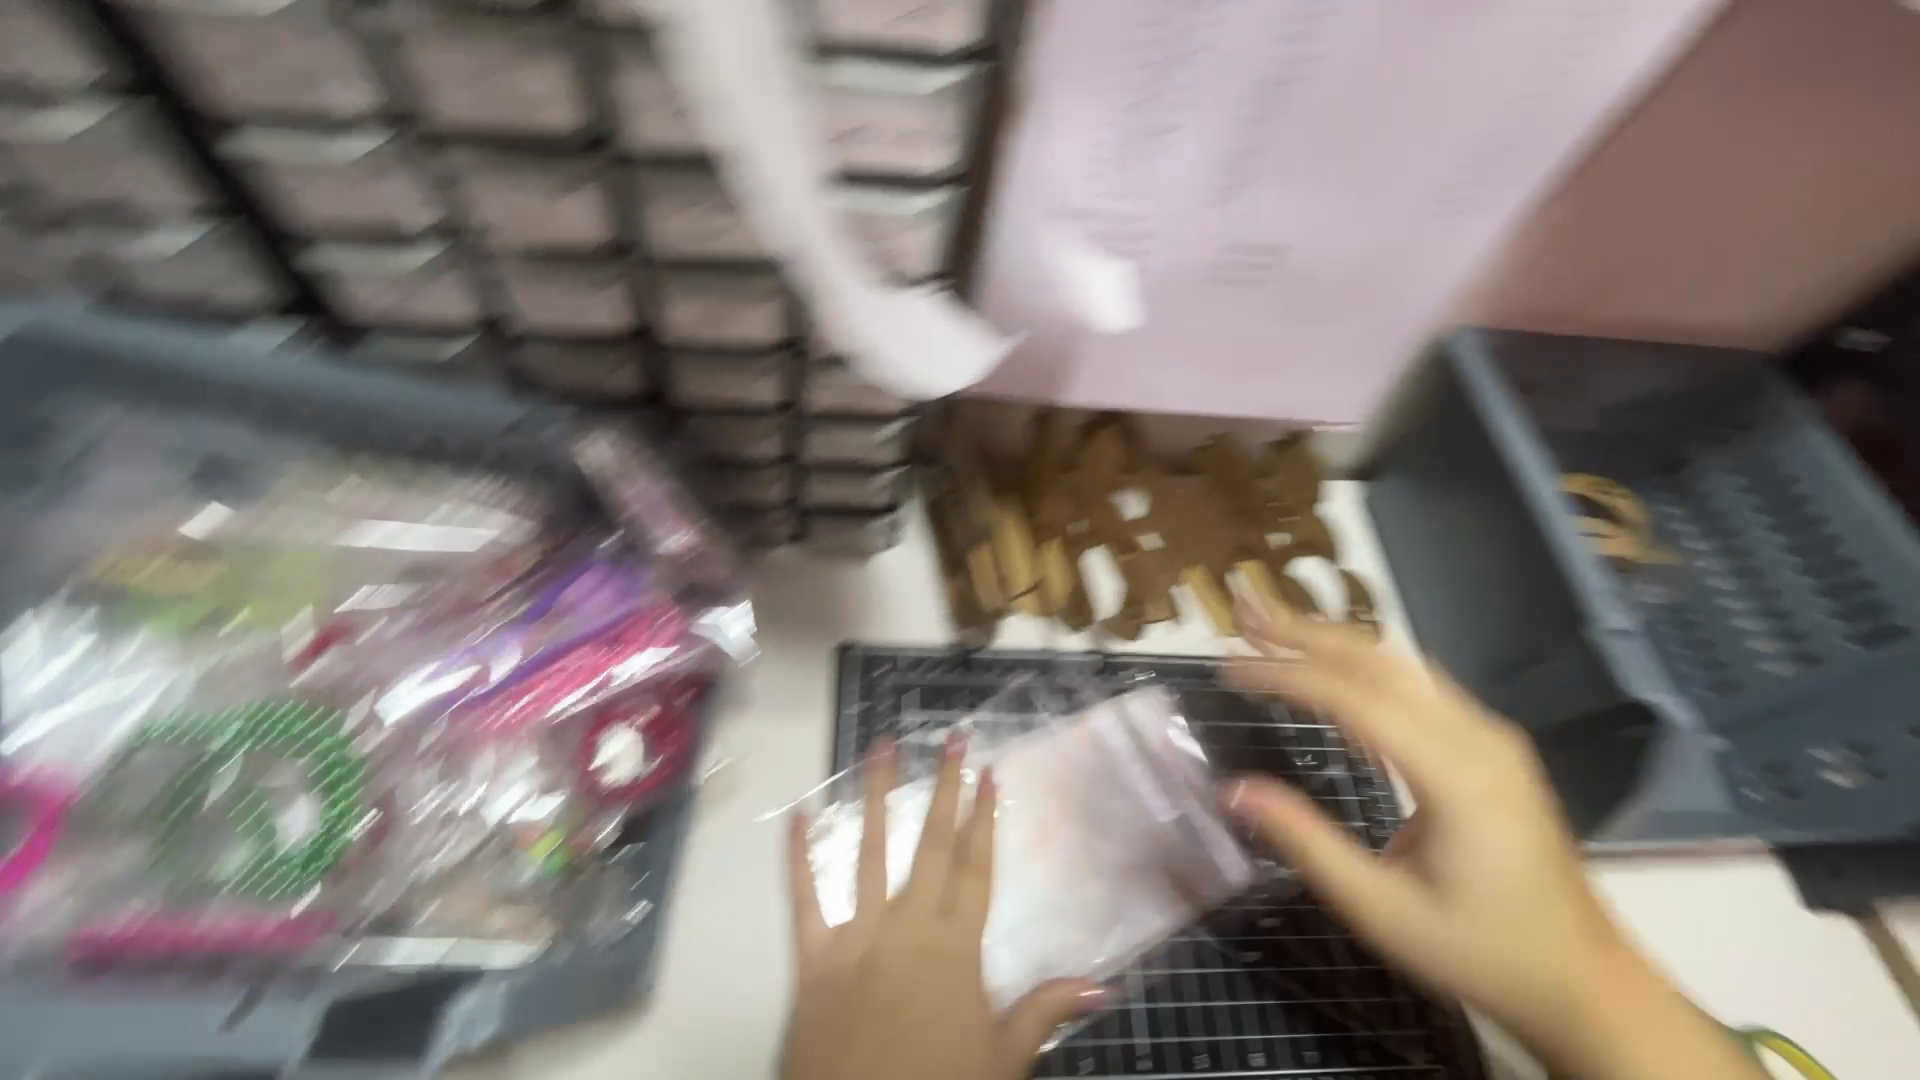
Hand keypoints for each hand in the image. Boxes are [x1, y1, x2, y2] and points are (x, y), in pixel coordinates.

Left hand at [781, 735, 1105, 1079]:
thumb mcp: (1002, 1059)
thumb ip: (1044, 1010)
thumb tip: (1103, 985)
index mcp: (956, 948)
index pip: (975, 868)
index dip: (984, 818)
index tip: (989, 772)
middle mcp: (910, 928)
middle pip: (932, 846)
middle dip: (944, 788)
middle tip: (952, 738)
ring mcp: (858, 938)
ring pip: (871, 853)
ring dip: (876, 796)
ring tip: (882, 746)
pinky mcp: (814, 959)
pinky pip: (804, 900)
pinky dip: (798, 858)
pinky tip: (796, 816)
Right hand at [1221, 602, 1763, 1079]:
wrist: (1584, 980)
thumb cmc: (1479, 950)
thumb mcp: (1380, 910)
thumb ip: (1306, 842)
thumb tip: (1233, 788)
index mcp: (1456, 776)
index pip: (1356, 698)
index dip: (1288, 674)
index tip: (1229, 666)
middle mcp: (1478, 737)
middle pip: (1380, 660)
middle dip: (1305, 632)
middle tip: (1243, 613)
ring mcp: (1489, 735)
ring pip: (1399, 663)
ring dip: (1330, 639)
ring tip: (1271, 627)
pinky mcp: (1487, 743)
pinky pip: (1415, 683)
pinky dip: (1359, 662)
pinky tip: (1327, 665)